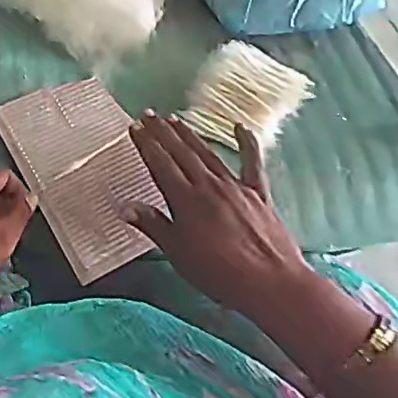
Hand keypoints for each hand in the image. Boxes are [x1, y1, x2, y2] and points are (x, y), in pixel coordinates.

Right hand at [125, 113, 369, 354]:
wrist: (272, 283)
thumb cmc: (218, 272)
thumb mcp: (177, 252)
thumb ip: (153, 225)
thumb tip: (125, 206)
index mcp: (186, 200)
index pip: (160, 164)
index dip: (146, 145)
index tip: (134, 127)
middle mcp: (209, 186)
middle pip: (181, 153)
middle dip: (162, 132)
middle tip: (149, 114)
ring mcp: (236, 188)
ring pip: (207, 154)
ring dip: (189, 135)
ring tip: (175, 119)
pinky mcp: (259, 195)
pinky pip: (252, 164)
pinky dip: (247, 144)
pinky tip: (240, 127)